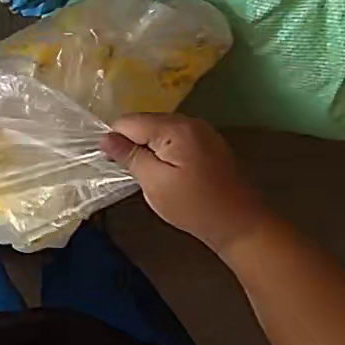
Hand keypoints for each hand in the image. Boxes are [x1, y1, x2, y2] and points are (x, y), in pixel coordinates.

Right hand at [101, 113, 269, 251]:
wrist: (240, 223)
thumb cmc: (194, 206)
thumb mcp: (154, 183)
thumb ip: (129, 156)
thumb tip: (105, 138)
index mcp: (175, 128)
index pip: (129, 121)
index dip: (117, 141)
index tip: (116, 166)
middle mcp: (188, 120)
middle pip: (144, 122)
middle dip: (133, 144)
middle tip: (135, 174)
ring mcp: (200, 129)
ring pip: (158, 129)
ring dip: (148, 148)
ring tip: (151, 175)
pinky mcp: (206, 141)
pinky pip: (174, 137)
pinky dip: (164, 150)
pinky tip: (169, 172)